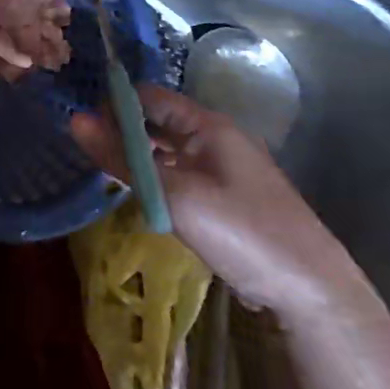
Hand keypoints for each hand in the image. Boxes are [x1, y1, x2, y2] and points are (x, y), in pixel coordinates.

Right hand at [70, 84, 358, 313]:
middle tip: (88, 151)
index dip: (115, 104)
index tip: (84, 126)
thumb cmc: (242, 231)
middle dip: (125, 132)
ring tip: (107, 173)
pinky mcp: (231, 198)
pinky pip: (184, 175)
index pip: (150, 96)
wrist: (314, 292)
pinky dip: (160, 179)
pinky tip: (144, 197)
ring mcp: (227, 169)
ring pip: (171, 151)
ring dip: (141, 158)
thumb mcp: (174, 195)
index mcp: (208, 125)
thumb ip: (123, 159)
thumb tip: (75, 120)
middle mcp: (218, 138)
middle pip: (160, 121)